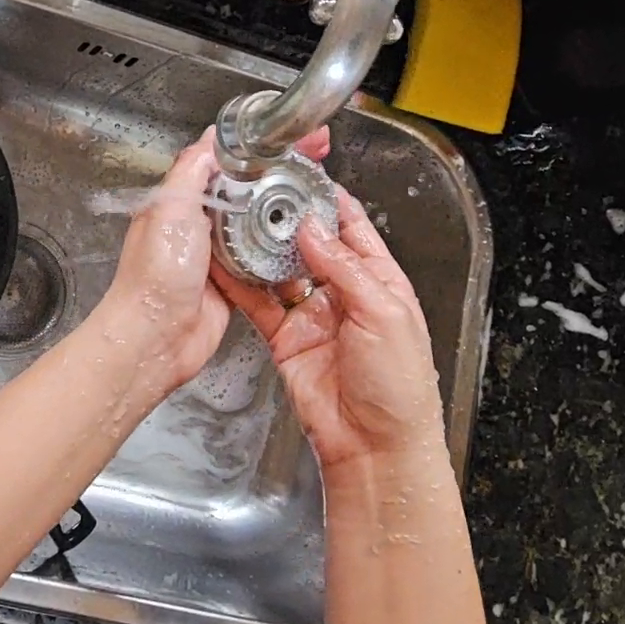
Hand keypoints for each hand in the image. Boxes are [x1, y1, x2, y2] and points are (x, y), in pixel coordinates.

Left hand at [87, 127, 331, 398]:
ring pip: (258, 225)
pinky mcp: (233, 285)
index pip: (225, 164)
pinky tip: (309, 238)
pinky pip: (263, 262)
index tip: (292, 136)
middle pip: (246, 192)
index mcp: (180, 201)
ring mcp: (216, 256)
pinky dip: (284, 251)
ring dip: (286, 211)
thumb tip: (211, 136)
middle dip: (281, 174)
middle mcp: (197, 225)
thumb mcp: (171, 206)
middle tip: (318, 157)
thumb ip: (191, 170)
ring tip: (322, 191)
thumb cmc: (155, 273)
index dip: (259, 148)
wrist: (156, 336)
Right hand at [213, 187, 443, 469]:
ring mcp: (310, 313)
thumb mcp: (382, 315)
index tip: (302, 178)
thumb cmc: (399, 387)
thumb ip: (345, 269)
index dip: (328, 202)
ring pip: (278, 270)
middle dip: (285, 221)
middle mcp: (342, 292)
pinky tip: (225, 266)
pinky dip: (240, 285)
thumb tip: (312, 230)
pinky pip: (258, 303)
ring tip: (236, 223)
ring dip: (259, 249)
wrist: (373, 445)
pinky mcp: (283, 336)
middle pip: (308, 245)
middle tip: (258, 198)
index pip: (351, 228)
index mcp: (378, 280)